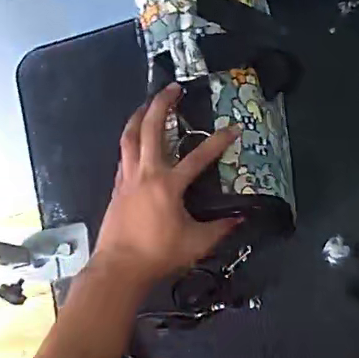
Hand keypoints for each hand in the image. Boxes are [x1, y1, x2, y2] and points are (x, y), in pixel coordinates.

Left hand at [93, 84, 241, 284]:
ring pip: (130, 138)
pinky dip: (131, 141)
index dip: (219, 141)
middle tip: (173, 88)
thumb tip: (241, 218)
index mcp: (168, 185)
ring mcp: (127, 179)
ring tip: (148, 104)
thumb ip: (221, 228)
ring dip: (139, 116)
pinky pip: (124, 155)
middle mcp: (146, 174)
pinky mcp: (117, 187)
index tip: (233, 128)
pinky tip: (136, 141)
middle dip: (161, 105)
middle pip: (151, 129)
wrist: (118, 269)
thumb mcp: (197, 243)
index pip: (199, 157)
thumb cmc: (158, 255)